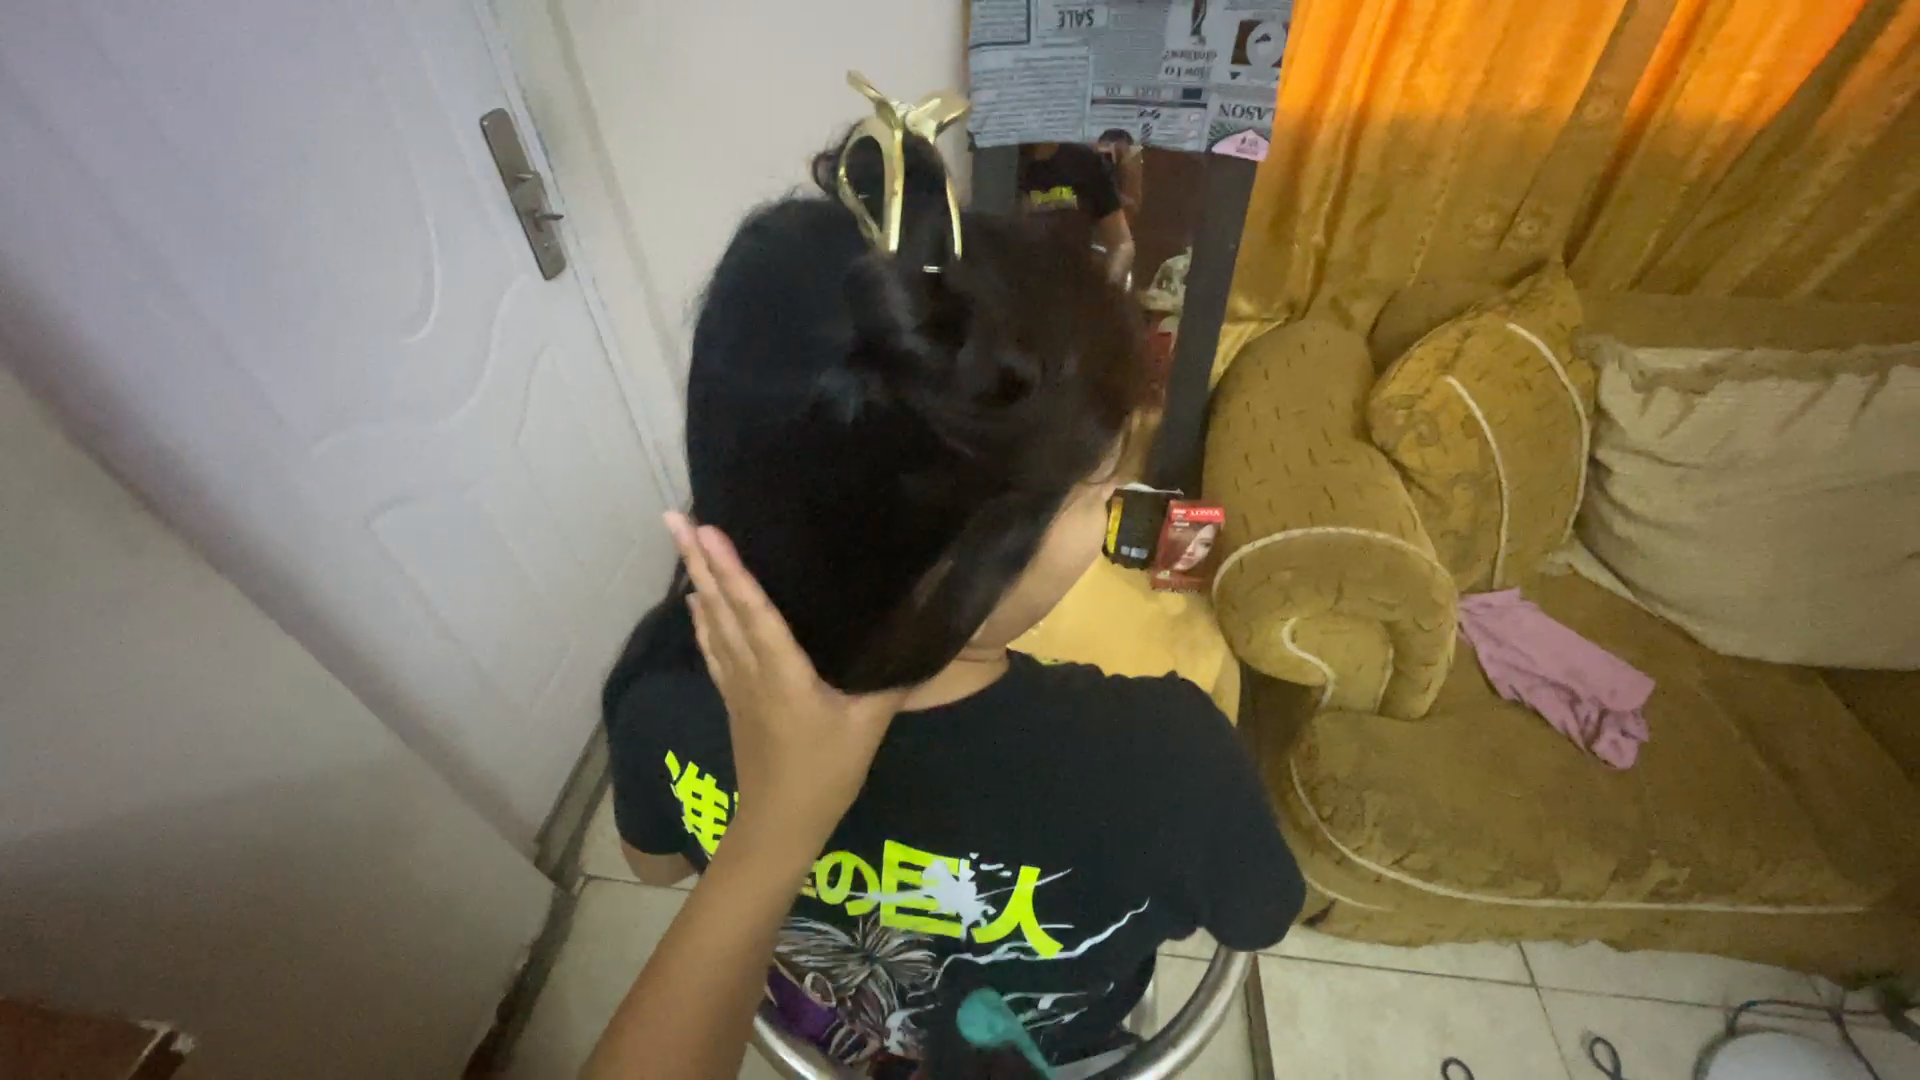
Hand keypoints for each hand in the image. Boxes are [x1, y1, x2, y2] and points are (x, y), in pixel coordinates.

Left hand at [663, 512, 905, 855]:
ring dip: (696, 581)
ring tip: (681, 542)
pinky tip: (695, 600)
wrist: (779, 825)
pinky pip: (713, 647)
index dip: (732, 570)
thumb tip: (920, 634)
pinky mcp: (732, 698)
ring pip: (711, 624)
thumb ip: (891, 680)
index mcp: (784, 675)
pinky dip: (702, 617)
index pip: (755, 613)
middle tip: (676, 518)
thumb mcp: (868, 727)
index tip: (709, 532)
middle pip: (721, 608)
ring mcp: (736, 685)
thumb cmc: (826, 774)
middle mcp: (751, 672)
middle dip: (698, 561)